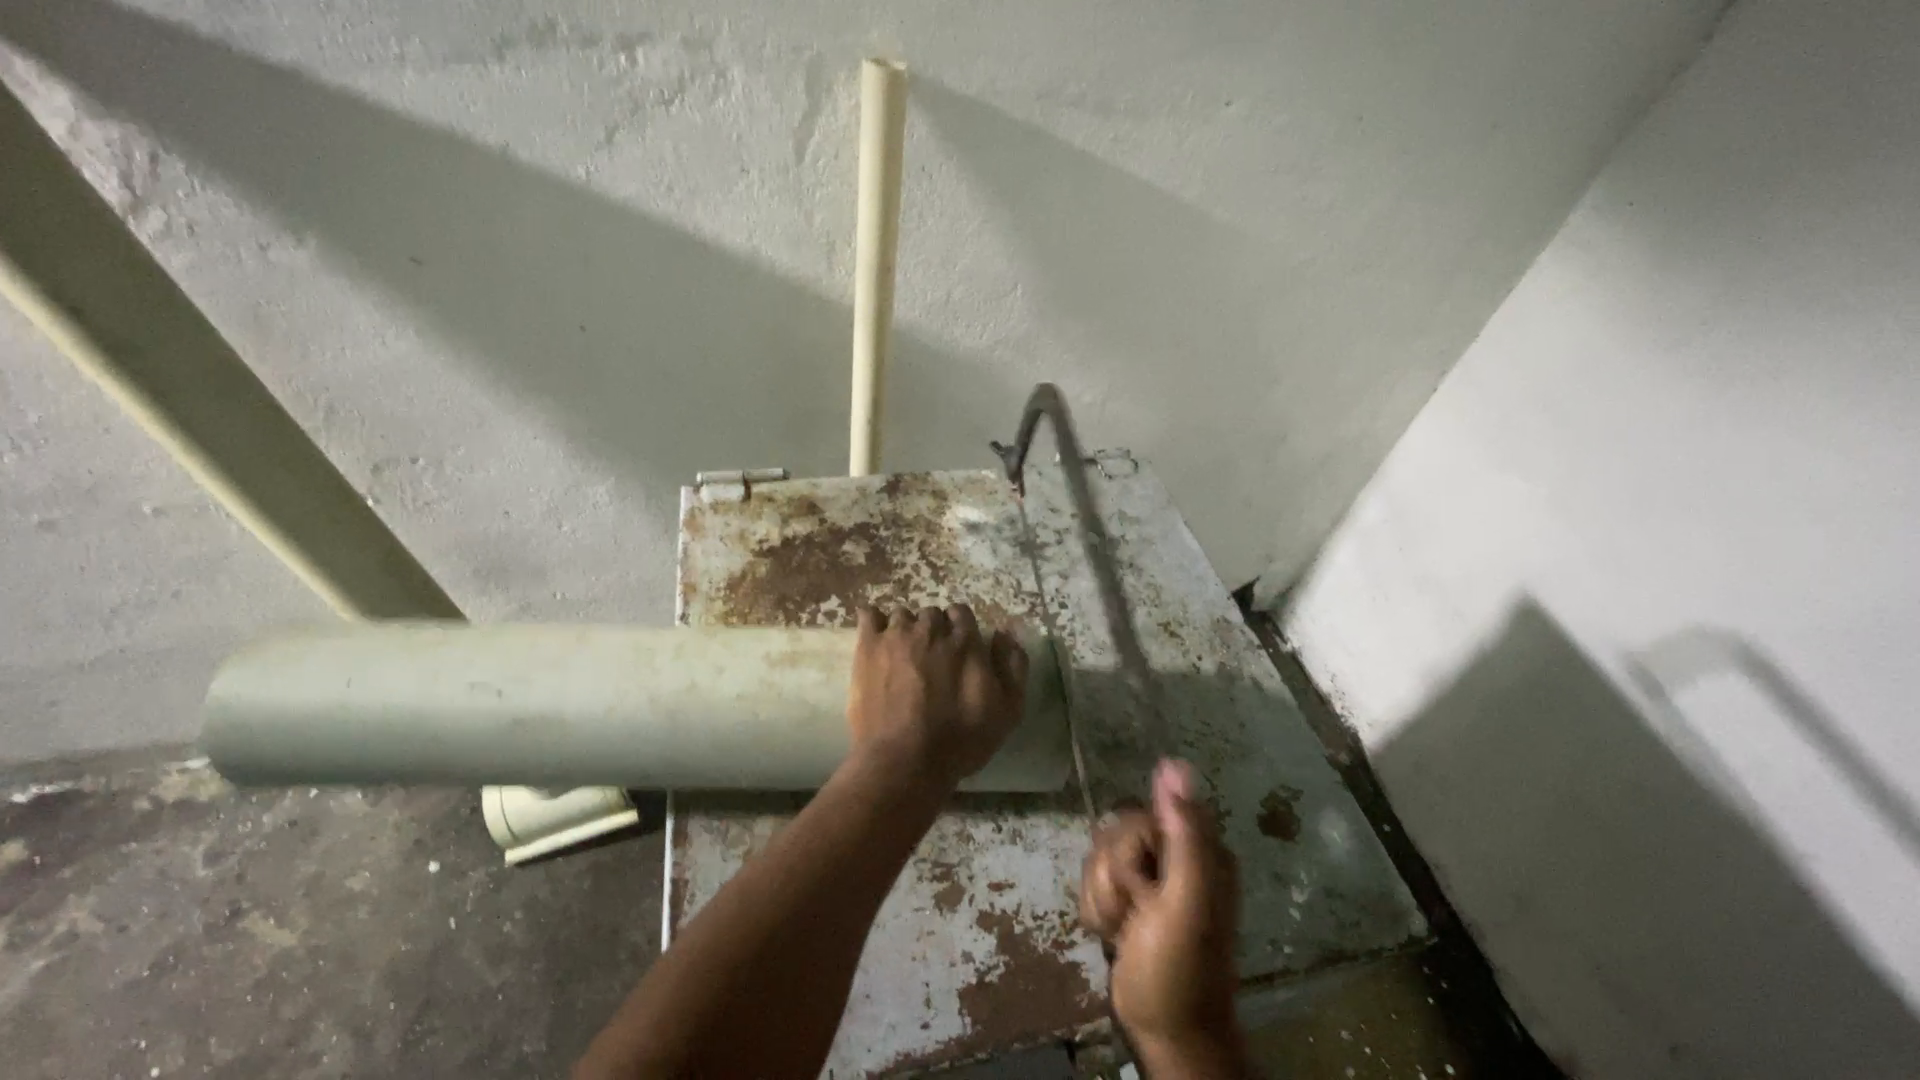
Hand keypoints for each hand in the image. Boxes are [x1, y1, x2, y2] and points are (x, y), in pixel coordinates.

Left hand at [846, 604, 1029, 787]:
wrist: (905, 761)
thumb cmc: (961, 741)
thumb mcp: (1008, 711)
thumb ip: (1012, 666)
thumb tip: (1004, 633)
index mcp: (966, 642)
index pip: (962, 613)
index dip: (958, 628)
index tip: (955, 650)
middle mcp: (932, 630)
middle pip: (931, 614)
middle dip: (932, 630)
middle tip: (929, 658)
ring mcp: (897, 636)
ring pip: (902, 615)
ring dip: (904, 629)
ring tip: (901, 654)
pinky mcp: (868, 647)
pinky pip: (869, 615)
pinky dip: (873, 621)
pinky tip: (876, 640)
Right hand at [1080, 760, 1241, 1068]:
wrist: (1166, 1028)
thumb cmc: (1179, 969)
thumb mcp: (1186, 901)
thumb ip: (1183, 833)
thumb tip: (1173, 764)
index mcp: (1198, 848)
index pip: (1139, 815)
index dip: (1130, 852)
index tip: (1144, 887)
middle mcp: (1176, 855)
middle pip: (1113, 834)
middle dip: (1113, 878)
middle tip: (1136, 913)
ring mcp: (1150, 877)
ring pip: (1099, 857)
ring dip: (1103, 897)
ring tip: (1125, 929)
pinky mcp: (1128, 897)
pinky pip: (1093, 880)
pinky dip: (1098, 909)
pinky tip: (1115, 934)